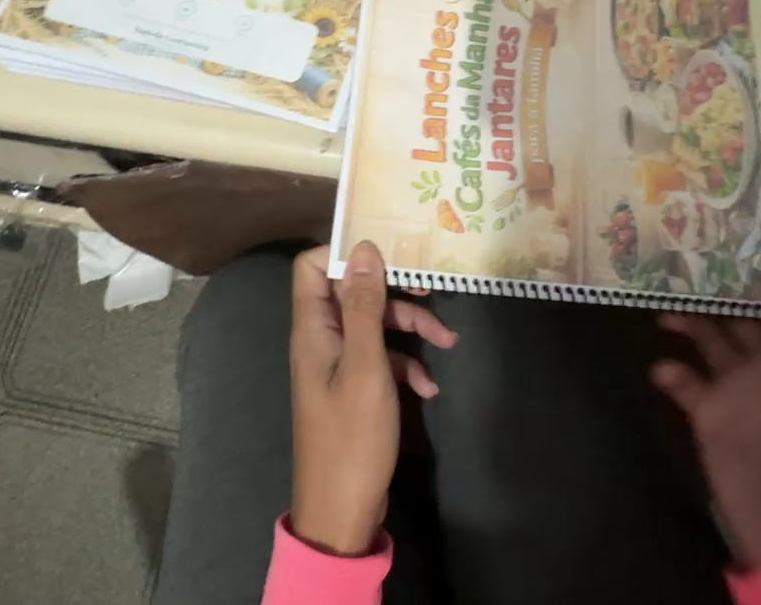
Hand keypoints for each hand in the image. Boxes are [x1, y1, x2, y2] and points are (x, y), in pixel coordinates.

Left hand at [289, 242, 456, 555]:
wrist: (342, 513)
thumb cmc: (351, 437)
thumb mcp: (366, 366)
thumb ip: (365, 306)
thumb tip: (365, 247)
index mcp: (313, 328)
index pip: (313, 266)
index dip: (346, 252)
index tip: (389, 251)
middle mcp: (322, 338)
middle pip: (354, 291)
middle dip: (394, 292)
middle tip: (430, 292)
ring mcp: (338, 363)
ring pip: (374, 324)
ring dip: (410, 328)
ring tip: (447, 342)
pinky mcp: (356, 386)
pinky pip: (382, 357)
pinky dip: (407, 364)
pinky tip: (428, 387)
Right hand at [652, 268, 760, 570]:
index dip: (755, 272)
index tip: (725, 239)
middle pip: (734, 314)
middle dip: (710, 289)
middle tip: (677, 260)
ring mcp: (734, 390)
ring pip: (704, 340)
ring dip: (686, 321)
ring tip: (662, 308)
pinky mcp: (706, 416)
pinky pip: (682, 382)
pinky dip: (670, 371)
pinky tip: (663, 369)